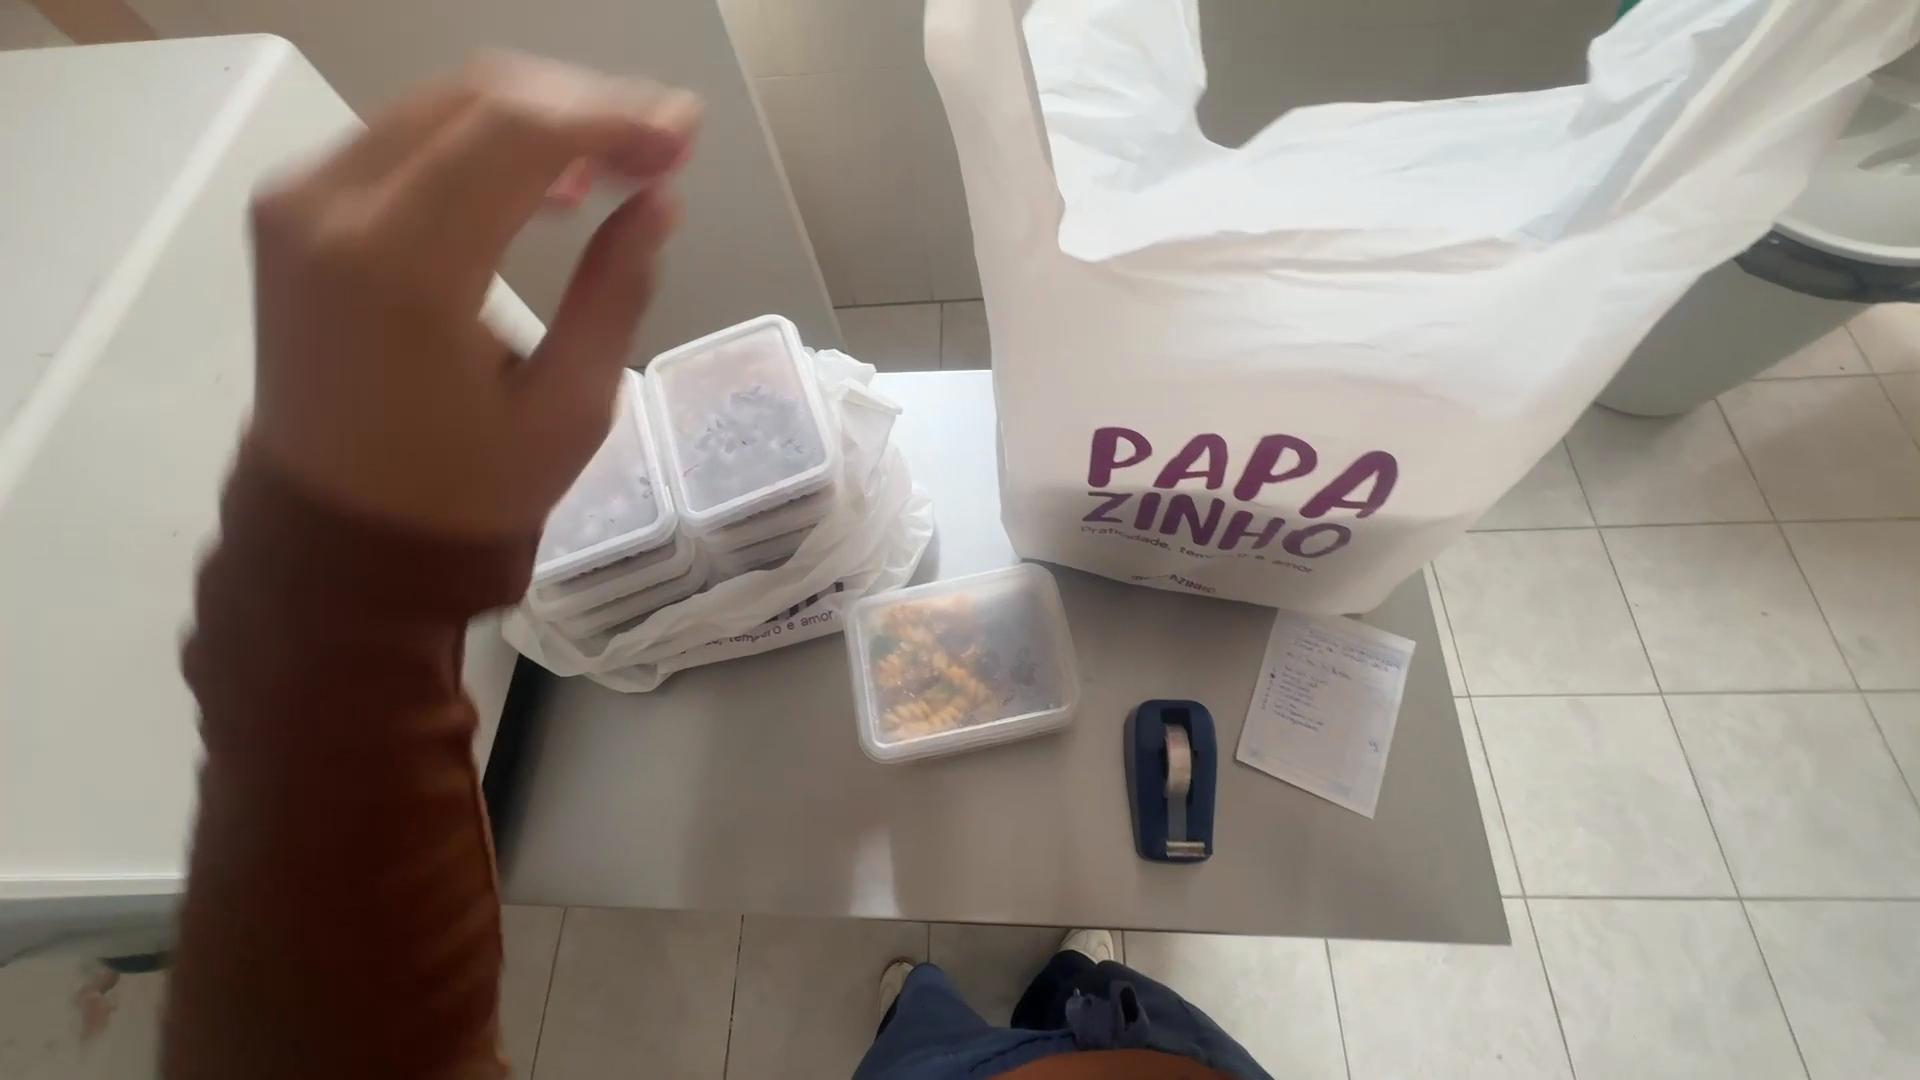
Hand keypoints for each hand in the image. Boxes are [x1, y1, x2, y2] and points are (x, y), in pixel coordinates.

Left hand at [247, 53, 701, 538]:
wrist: (351, 529)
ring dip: (543, 123)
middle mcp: (332, 205)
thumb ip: (615, 290)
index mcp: (405, 266)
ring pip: (442, 106)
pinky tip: (546, 185)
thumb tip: (659, 202)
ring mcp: (303, 200)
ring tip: (621, 167)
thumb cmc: (475, 487)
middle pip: (477, 99)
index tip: (687, 135)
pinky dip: (488, 145)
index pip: (517, 134)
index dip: (614, 118)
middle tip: (666, 148)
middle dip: (586, 109)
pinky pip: (408, 140)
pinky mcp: (300, 211)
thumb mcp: (573, 404)